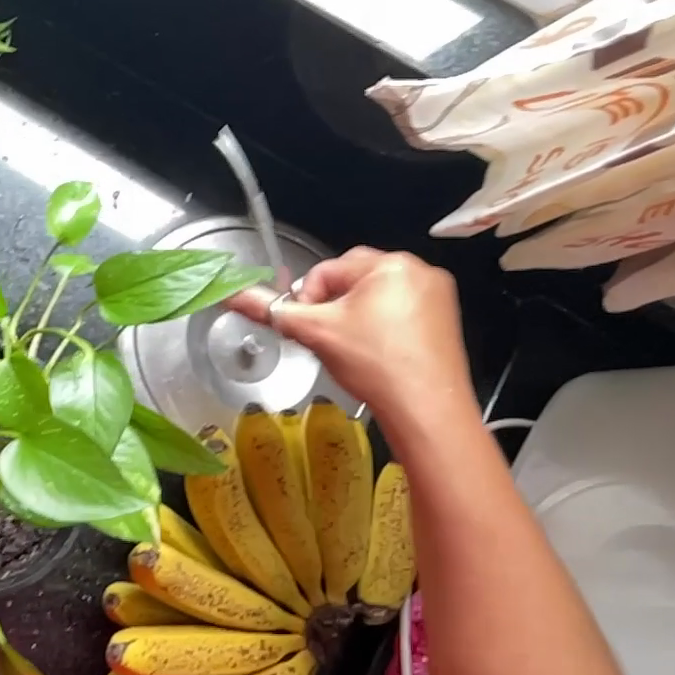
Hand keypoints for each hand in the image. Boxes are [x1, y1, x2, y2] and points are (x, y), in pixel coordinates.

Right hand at [227, 248, 475, 429]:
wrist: (426, 410)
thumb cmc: (374, 363)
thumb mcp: (313, 331)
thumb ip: (269, 310)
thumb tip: (231, 294)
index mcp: (390, 264)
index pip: (324, 271)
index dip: (305, 300)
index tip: (308, 328)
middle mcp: (418, 271)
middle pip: (350, 279)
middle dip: (330, 305)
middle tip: (324, 336)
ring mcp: (436, 295)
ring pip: (373, 295)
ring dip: (352, 315)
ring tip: (348, 346)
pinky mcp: (443, 319)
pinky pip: (397, 309)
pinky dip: (377, 325)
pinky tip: (371, 351)